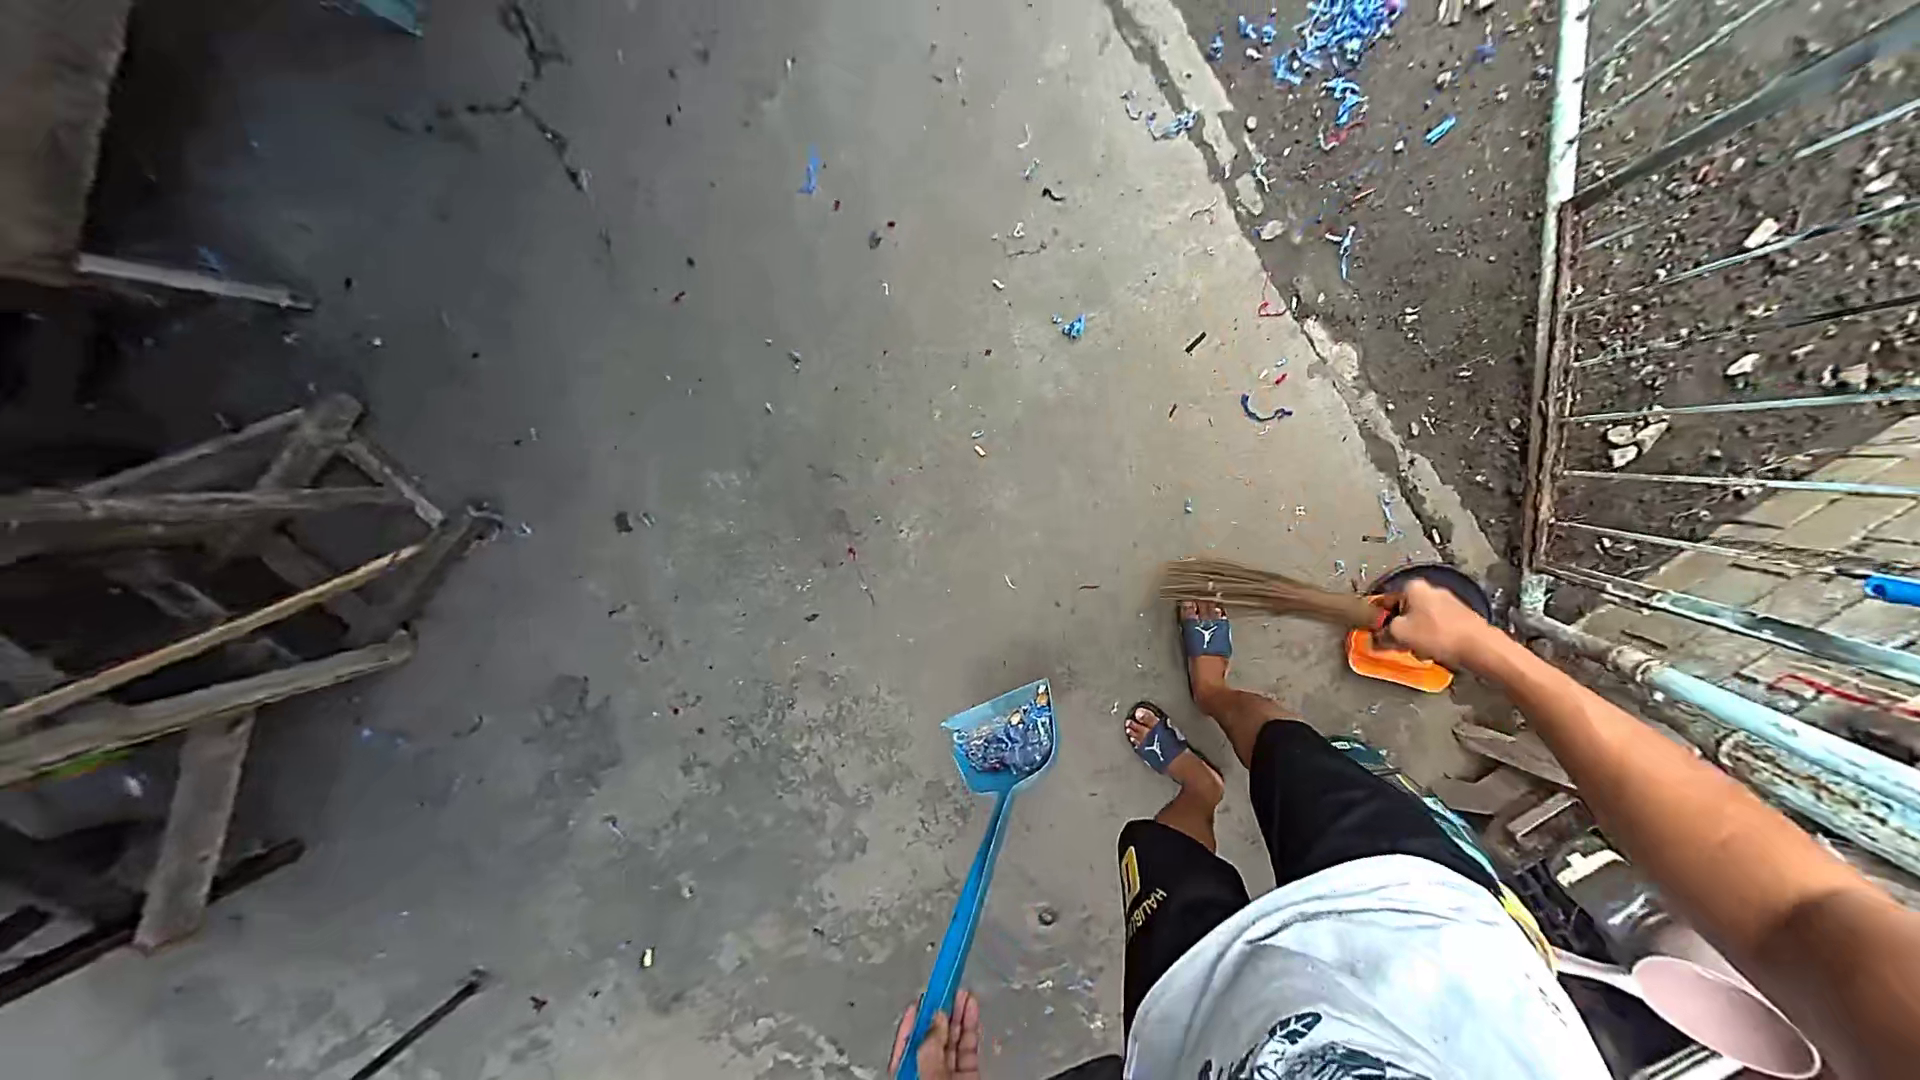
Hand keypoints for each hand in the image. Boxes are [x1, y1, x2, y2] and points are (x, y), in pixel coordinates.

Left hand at [889, 991, 980, 1079]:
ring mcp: (948, 1075)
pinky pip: (968, 1048)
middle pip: (933, 1037)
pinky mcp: (969, 1076)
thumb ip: (930, 1046)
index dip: (915, 1017)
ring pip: (952, 1039)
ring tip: (963, 991)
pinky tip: (972, 1007)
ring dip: (958, 1013)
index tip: (924, 995)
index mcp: (909, 1075)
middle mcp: (927, 1073)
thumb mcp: (929, 1077)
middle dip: (941, 1010)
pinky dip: (971, 1027)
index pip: (907, 1043)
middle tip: (947, 986)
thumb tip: (937, 1016)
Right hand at [1379, 579, 1504, 670]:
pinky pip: (1438, 626)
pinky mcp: (1463, 617)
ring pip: (1422, 619)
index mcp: (1414, 587)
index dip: (1377, 617)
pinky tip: (1434, 649)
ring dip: (1415, 633)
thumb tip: (1376, 637)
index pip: (1385, 600)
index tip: (1374, 630)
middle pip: (1405, 609)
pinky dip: (1432, 636)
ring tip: (1416, 649)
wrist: (1482, 648)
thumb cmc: (1438, 635)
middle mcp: (1432, 590)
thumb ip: (1382, 633)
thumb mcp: (1398, 634)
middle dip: (1399, 626)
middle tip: (1395, 642)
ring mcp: (1450, 602)